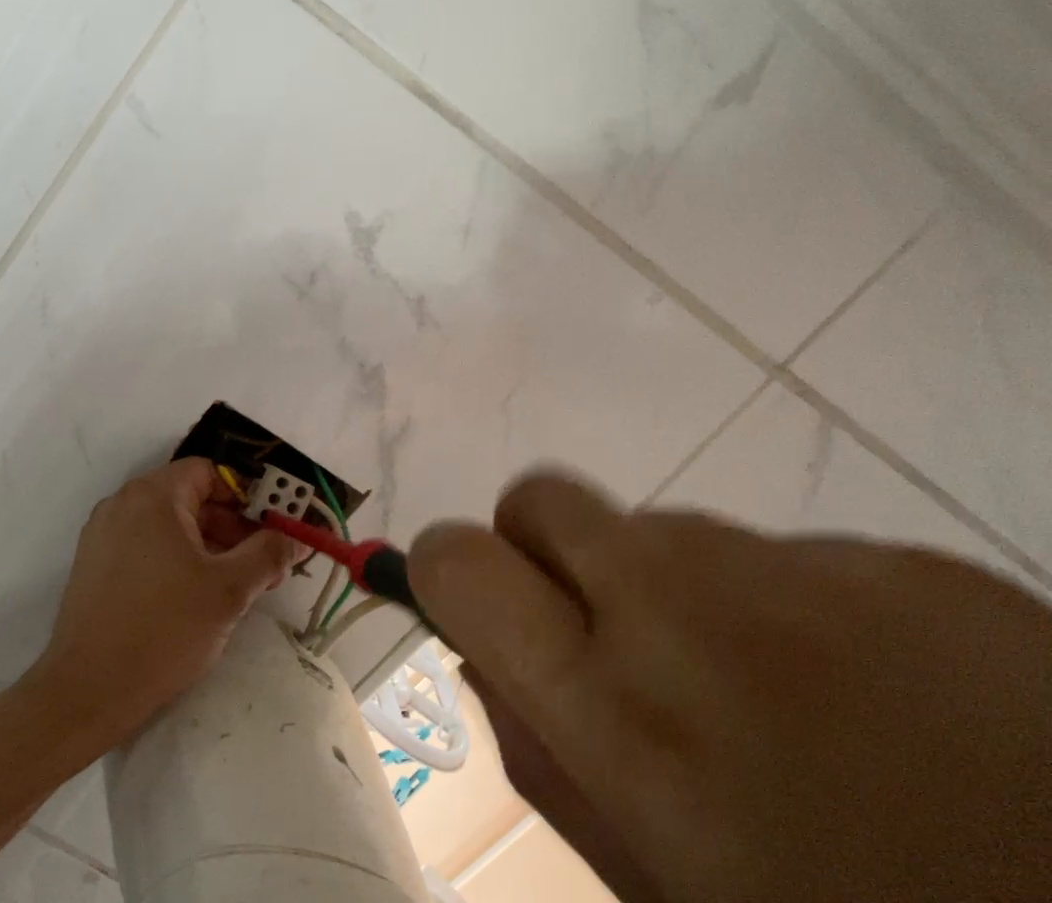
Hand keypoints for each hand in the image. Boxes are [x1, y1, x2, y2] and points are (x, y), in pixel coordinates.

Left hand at [29, 458, 292, 736]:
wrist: (90, 687)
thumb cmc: (164, 629)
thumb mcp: (229, 591)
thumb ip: (267, 554)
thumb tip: (292, 536)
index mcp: (151, 496)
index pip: (209, 472)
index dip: (248, 496)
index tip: (275, 530)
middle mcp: (121, 505)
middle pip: (189, 498)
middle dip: (232, 527)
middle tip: (266, 566)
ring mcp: (103, 535)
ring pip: (169, 527)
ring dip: (208, 547)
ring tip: (239, 589)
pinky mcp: (95, 566)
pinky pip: (146, 548)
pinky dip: (177, 562)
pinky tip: (198, 600)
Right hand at [408, 469, 1051, 902]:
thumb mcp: (646, 872)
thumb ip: (540, 755)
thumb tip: (488, 655)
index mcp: (611, 707)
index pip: (459, 560)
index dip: (451, 575)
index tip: (487, 613)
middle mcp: (686, 609)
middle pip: (544, 500)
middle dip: (546, 552)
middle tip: (604, 633)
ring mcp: (806, 573)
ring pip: (669, 529)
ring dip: (677, 587)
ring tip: (770, 687)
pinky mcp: (913, 562)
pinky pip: (789, 554)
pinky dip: (791, 605)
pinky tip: (872, 690)